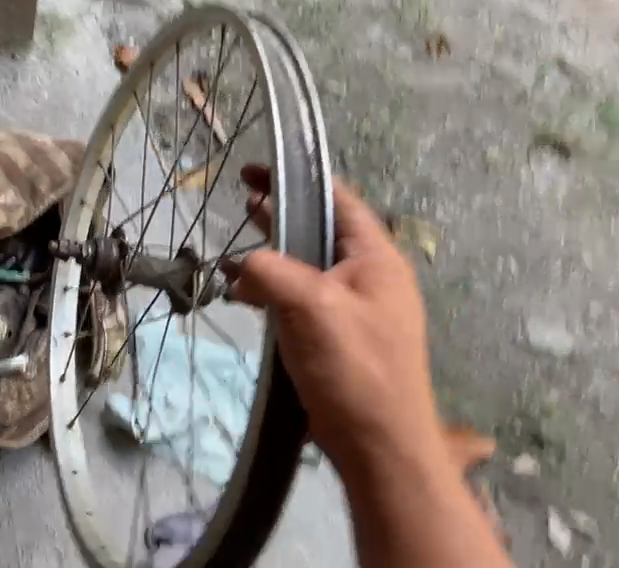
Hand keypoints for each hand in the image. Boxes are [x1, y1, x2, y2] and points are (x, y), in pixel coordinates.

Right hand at [227, 170, 443, 481]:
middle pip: (321, 228)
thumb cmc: (354, 367)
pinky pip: (301, 294)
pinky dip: (272, 285)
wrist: (380, 446)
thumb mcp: (310, 305)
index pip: (338, 200)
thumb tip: (241, 268)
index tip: (255, 170)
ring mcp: (355, 307)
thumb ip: (269, 270)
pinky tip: (245, 292)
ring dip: (272, 250)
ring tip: (238, 243)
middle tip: (242, 199)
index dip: (297, 179)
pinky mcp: (337, 334)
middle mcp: (370, 277)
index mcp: (376, 260)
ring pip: (307, 262)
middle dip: (281, 212)